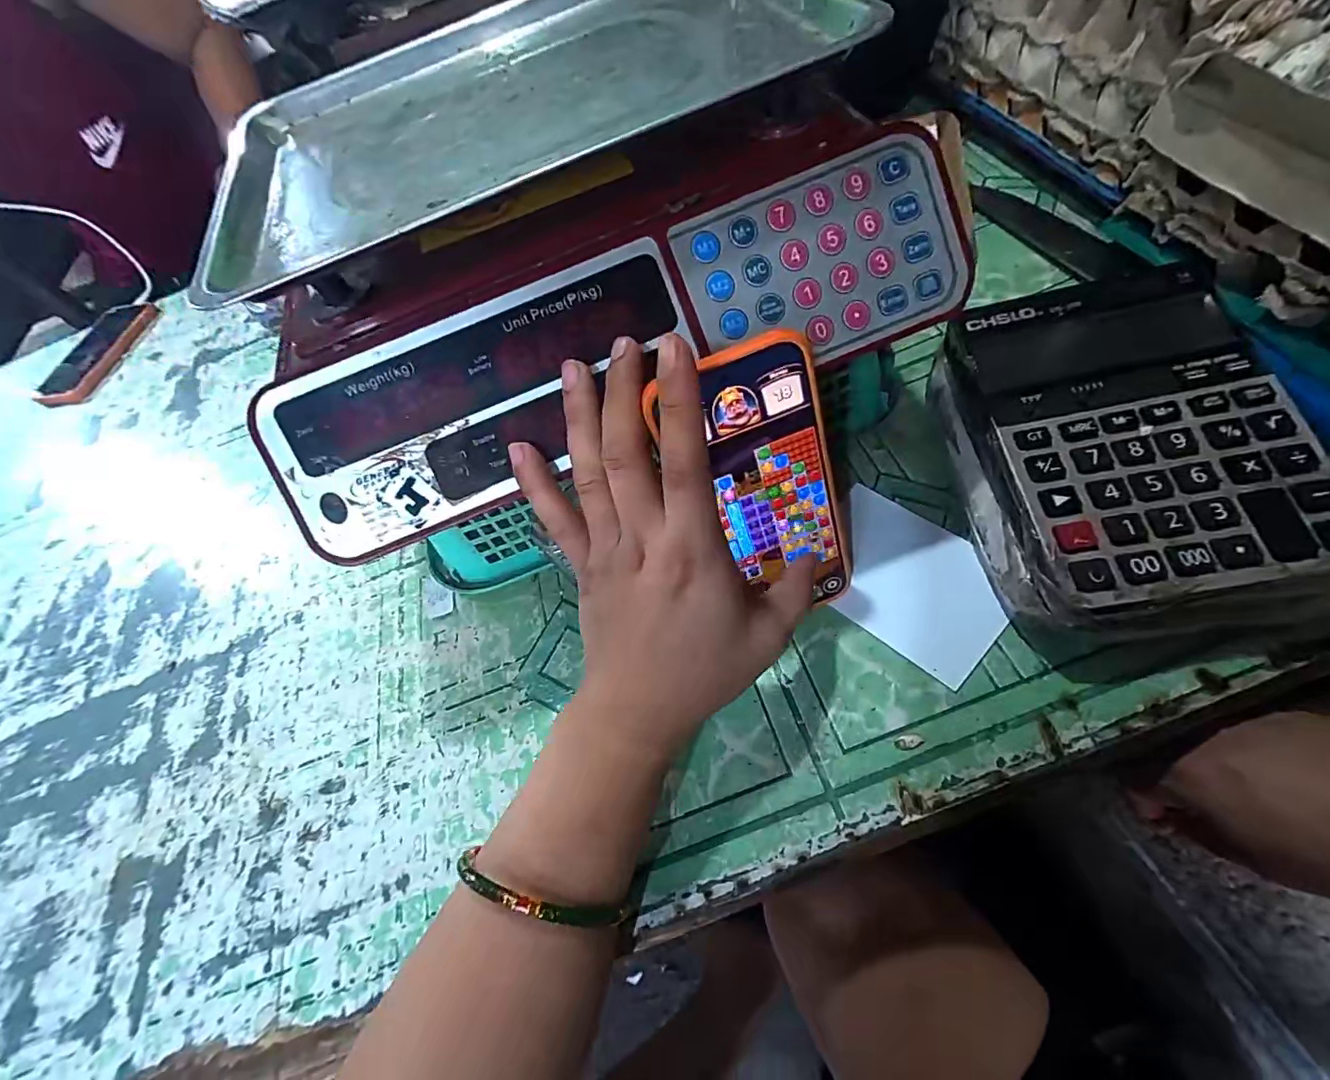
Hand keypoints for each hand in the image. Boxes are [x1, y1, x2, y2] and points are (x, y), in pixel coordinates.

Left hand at [510, 334, 814, 764]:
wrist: (637, 712)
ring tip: (575, 365)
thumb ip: (795, 587)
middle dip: (625, 391)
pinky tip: (517, 446)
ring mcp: (604, 549)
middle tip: (628, 342)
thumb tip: (811, 545)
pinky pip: (555, 520)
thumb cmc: (704, 672)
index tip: (675, 350)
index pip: (684, 460)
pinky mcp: (581, 565)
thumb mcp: (769, 636)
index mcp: (693, 548)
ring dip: (578, 417)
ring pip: (587, 475)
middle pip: (626, 453)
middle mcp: (643, 537)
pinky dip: (534, 483)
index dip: (678, 400)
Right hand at [1131, 712, 1329, 921]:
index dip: (1144, 798)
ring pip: (1209, 735)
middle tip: (1202, 805)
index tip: (1162, 817)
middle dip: (1175, 775)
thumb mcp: (1261, 861)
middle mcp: (1212, 734)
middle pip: (1169, 748)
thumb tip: (1177, 815)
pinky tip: (1284, 773)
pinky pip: (1250, 730)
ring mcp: (1253, 718)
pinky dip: (1251, 750)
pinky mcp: (1292, 712)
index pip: (1137, 774)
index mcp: (1198, 772)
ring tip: (1247, 788)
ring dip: (1213, 760)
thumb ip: (1203, 832)